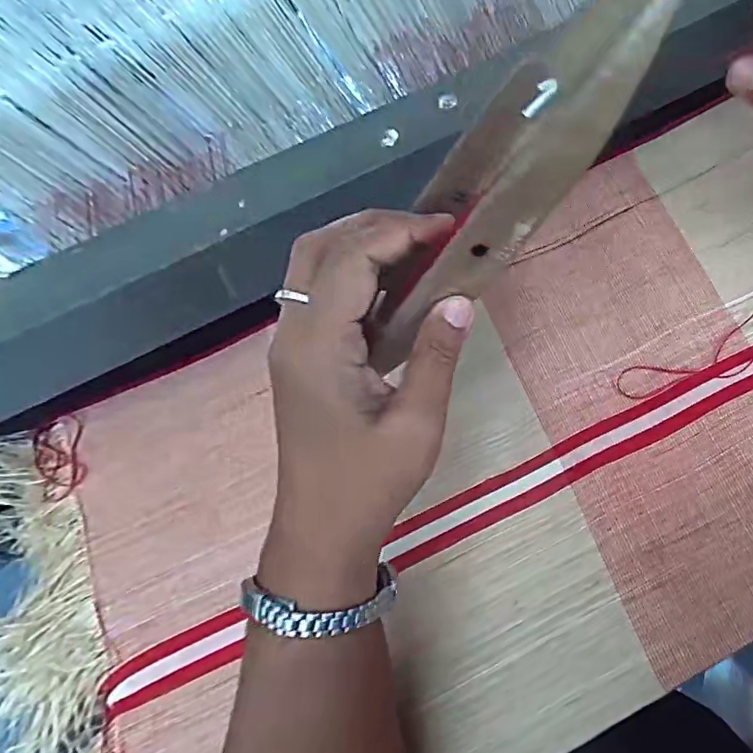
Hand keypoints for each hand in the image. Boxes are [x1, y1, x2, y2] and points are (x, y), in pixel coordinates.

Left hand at [259, 210, 472, 608]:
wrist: (321, 528)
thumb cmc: (370, 483)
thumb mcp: (417, 425)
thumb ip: (436, 356)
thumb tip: (461, 299)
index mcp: (318, 346)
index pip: (351, 260)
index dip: (398, 232)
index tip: (447, 226)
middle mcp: (293, 333)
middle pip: (320, 248)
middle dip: (375, 224)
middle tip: (433, 227)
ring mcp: (291, 344)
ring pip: (313, 266)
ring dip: (360, 242)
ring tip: (416, 243)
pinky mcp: (301, 357)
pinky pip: (319, 294)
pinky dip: (354, 271)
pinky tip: (393, 283)